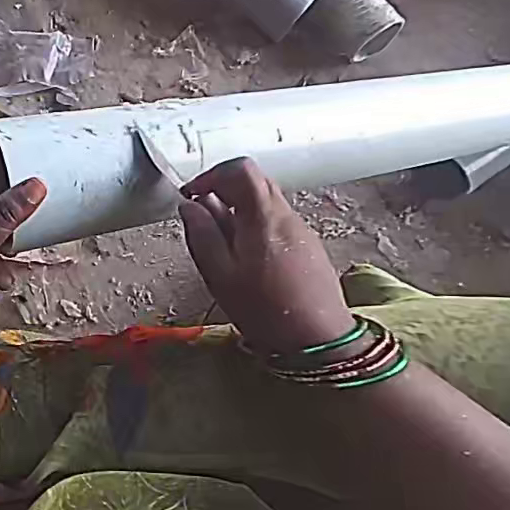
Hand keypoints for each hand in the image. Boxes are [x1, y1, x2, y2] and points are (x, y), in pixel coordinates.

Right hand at [177, 158, 356, 354]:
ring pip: (265, 200)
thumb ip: (202, 234)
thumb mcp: (220, 275)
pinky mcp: (307, 244)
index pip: (240, 169)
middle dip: (223, 190)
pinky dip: (255, 224)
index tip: (192, 196)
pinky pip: (276, 219)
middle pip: (254, 180)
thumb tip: (190, 204)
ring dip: (239, 209)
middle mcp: (284, 214)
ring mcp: (300, 228)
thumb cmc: (264, 309)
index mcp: (262, 217)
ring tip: (223, 243)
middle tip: (203, 218)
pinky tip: (248, 257)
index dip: (211, 175)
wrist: (319, 340)